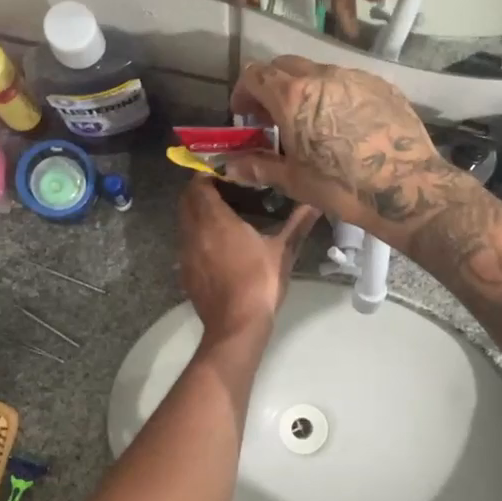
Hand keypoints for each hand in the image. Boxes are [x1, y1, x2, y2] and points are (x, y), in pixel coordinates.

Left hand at [177, 174, 320, 341]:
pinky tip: (218, 245)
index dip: (210, 175)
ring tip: (224, 215)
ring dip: (198, 214)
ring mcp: (186, 254)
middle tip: (227, 190)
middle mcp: (194, 232)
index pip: (199, 185)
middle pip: (187, 201)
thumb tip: (316, 202)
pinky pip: (187, 244)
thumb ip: (297, 223)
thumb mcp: (283, 251)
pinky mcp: (185, 272)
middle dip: (202, 192)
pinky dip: (198, 236)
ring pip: (185, 222)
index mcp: (214, 220)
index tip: (228, 174)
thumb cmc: (260, 284)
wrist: (236, 326)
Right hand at [225, 56, 463, 242]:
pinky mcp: (380, 85)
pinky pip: (347, 81)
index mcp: (293, 96)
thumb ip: (259, 167)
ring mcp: (354, 77)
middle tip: (272, 118)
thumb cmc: (343, 187)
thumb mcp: (294, 181)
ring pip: (317, 71)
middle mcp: (322, 76)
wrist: (405, 187)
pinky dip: (334, 95)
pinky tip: (342, 125)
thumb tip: (230, 166)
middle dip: (271, 87)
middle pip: (284, 66)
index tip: (245, 116)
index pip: (255, 75)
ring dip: (303, 90)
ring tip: (309, 123)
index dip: (243, 93)